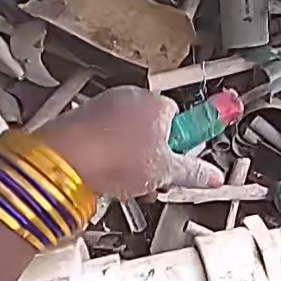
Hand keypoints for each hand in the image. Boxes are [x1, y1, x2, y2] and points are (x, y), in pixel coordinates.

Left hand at [38, 86, 222, 198]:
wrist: (67, 159)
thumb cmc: (114, 156)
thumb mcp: (165, 172)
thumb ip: (193, 172)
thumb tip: (212, 175)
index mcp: (158, 103)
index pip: (181, 119)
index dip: (181, 146)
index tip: (179, 162)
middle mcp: (131, 97)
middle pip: (153, 128)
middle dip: (154, 155)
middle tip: (154, 178)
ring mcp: (104, 106)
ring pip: (127, 134)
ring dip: (131, 157)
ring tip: (129, 182)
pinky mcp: (82, 119)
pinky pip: (104, 137)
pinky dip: (108, 154)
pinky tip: (107, 175)